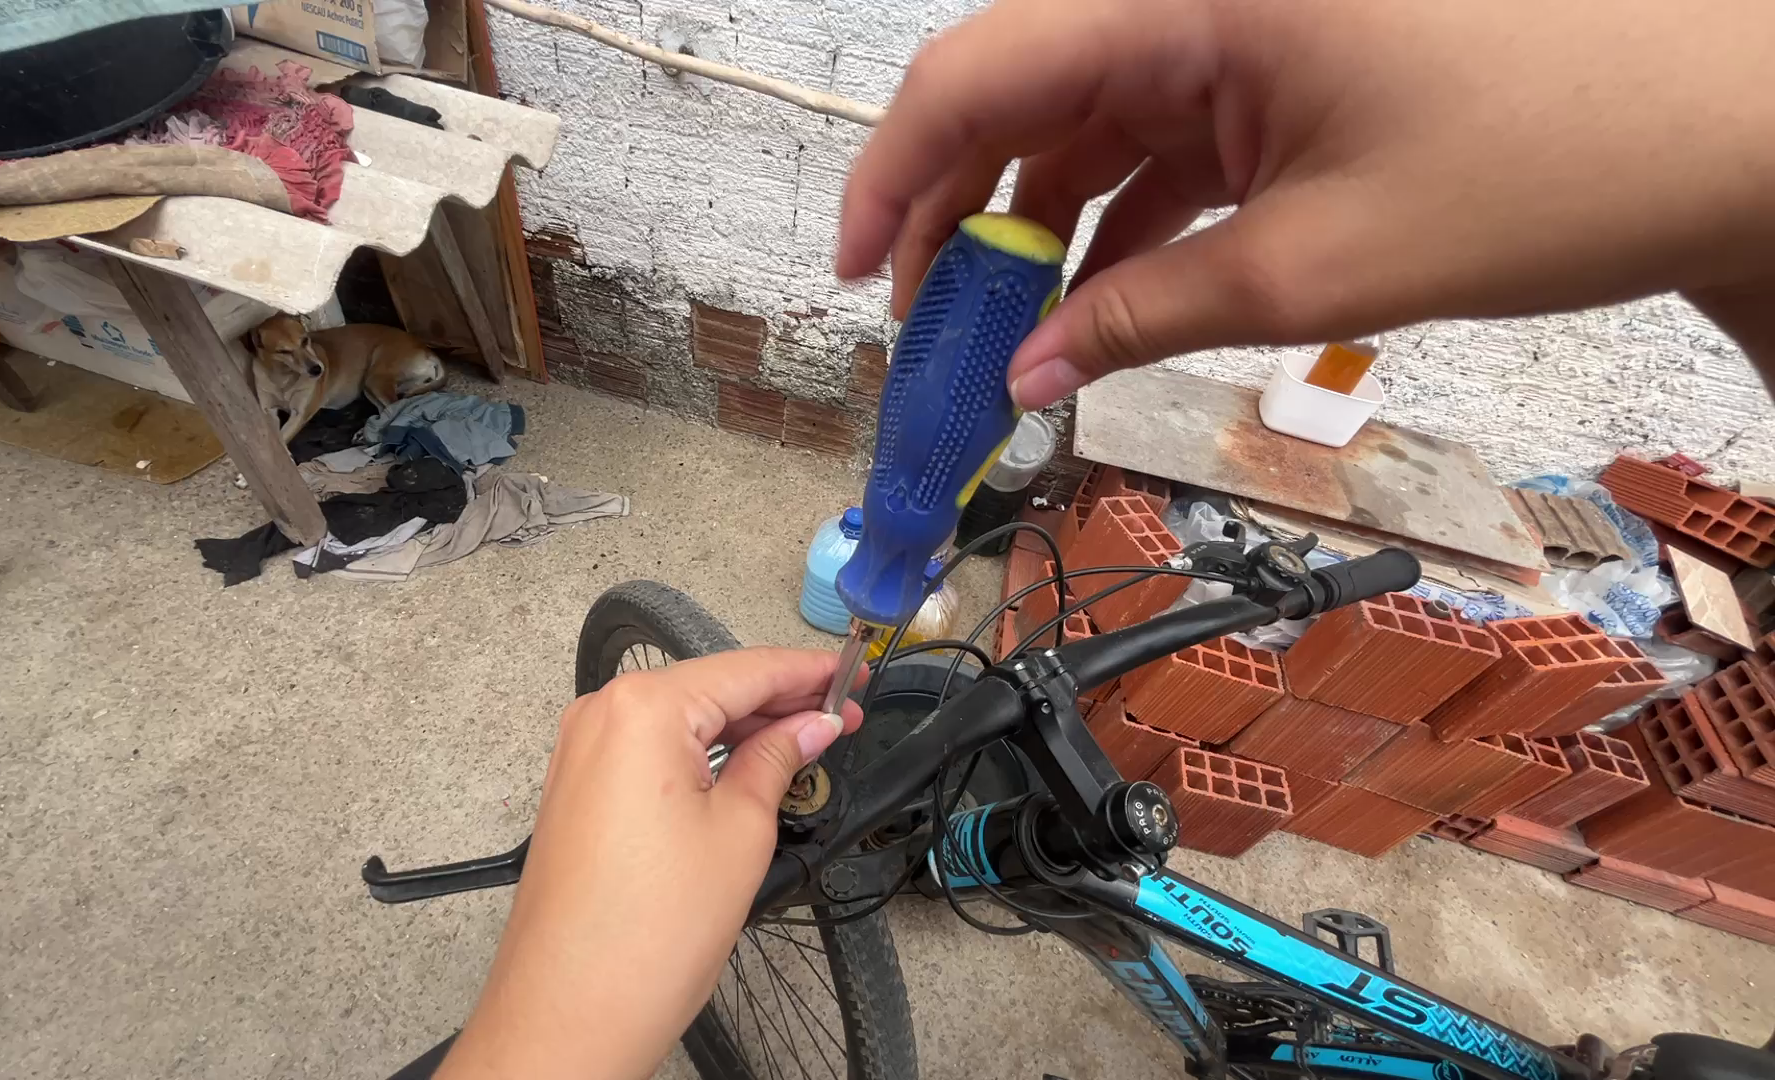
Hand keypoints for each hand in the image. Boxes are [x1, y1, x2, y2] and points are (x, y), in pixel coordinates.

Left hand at [438, 648, 864, 1079]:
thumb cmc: (645, 936)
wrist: (565, 1022)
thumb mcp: (741, 831)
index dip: (808, 672)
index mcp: (643, 709)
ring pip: (687, 716)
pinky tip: (751, 758)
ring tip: (807, 736)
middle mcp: (605, 712)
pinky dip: (708, 749)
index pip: (747, 670)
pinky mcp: (583, 782)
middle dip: (781, 700)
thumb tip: (813, 725)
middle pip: (714, 687)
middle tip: (841, 712)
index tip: (851, 674)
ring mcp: (586, 747)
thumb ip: (779, 758)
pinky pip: (658, 744)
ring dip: (747, 725)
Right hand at [837, 0, 1774, 407]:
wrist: (1761, 110)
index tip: (852, 272)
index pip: (973, 72)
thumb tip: (1020, 381)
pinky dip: (1105, 225)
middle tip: (924, 320)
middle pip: (1007, 96)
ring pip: (1069, 127)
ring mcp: (1225, 21)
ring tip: (996, 329)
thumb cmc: (1555, 164)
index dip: (890, 176)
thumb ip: (1134, 320)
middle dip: (949, 216)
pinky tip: (1088, 299)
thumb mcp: (1307, 269)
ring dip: (1024, 231)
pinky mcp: (1263, 61)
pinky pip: (1143, 143)